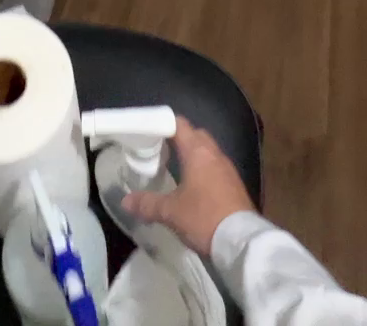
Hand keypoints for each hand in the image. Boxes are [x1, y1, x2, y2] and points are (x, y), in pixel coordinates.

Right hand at [120, 116, 254, 255]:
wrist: (241, 242)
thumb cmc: (203, 217)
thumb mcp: (170, 212)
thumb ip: (147, 204)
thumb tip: (125, 201)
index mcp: (197, 152)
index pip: (179, 124)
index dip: (164, 124)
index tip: (149, 132)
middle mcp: (214, 154)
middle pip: (195, 134)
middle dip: (179, 138)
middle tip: (161, 149)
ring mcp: (227, 169)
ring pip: (208, 151)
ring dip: (193, 155)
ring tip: (176, 167)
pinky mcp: (235, 184)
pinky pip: (216, 167)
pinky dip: (204, 170)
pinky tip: (195, 186)